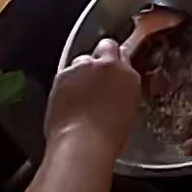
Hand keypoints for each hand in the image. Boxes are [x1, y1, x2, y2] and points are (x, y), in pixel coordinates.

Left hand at [45, 37, 140, 157]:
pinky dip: (65, 84)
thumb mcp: (128, 108)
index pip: (125, 53)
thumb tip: (117, 86)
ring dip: (82, 72)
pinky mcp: (63, 76)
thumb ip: (124, 87)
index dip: (117, 61)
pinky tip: (67, 101)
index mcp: (128, 73)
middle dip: (101, 58)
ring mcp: (84, 67)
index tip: (113, 69)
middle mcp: (108, 64)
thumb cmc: (107, 137)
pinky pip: (65, 74)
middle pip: (105, 47)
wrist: (82, 144)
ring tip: (79, 94)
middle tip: (96, 77)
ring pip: (82, 61)